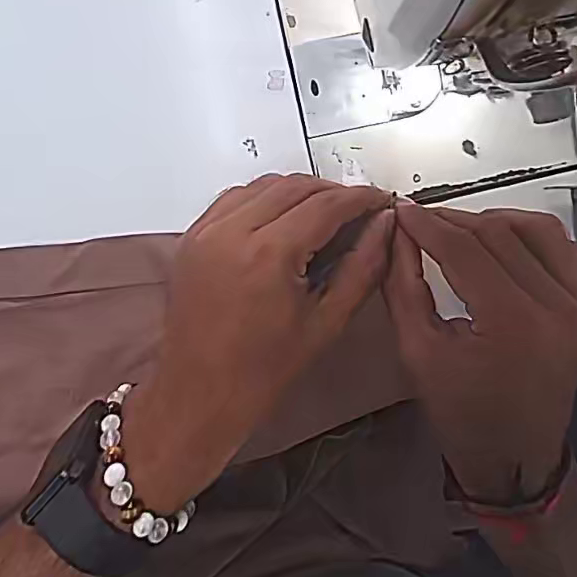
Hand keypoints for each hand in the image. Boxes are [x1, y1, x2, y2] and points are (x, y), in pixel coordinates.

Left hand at [120, 175, 394, 508]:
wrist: (200, 393)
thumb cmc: (259, 371)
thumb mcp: (327, 321)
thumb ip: (363, 266)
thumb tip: (382, 226)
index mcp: (267, 255)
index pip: (326, 205)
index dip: (361, 198)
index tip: (379, 201)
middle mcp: (232, 233)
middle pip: (296, 186)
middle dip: (333, 191)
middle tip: (358, 208)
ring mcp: (207, 232)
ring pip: (265, 184)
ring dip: (299, 190)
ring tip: (324, 213)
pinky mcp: (193, 237)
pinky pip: (235, 197)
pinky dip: (264, 197)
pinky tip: (282, 217)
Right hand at [385, 202, 576, 503]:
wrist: (515, 459)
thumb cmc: (462, 415)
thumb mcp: (416, 349)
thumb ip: (403, 284)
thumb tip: (398, 234)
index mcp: (512, 323)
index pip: (465, 249)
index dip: (427, 225)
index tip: (401, 211)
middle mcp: (554, 307)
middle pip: (497, 234)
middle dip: (451, 220)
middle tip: (419, 220)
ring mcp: (575, 306)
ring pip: (535, 230)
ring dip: (491, 220)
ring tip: (457, 228)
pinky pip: (562, 250)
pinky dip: (530, 234)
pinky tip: (503, 240)